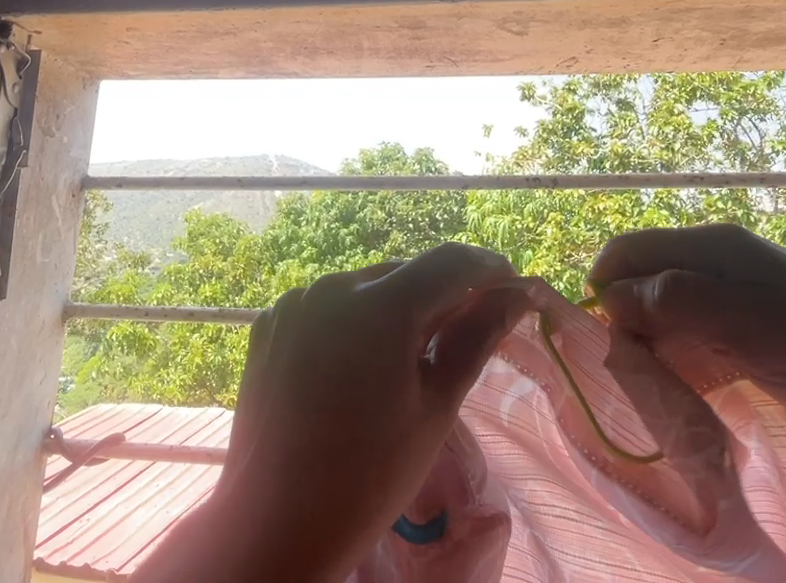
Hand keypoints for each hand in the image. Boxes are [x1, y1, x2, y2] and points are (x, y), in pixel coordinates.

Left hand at [138, 243, 527, 582]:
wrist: (273, 523)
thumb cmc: (369, 475)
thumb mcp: (435, 408)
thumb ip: (476, 338)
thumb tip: (516, 295)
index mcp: (379, 306)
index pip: (449, 263)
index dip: (487, 269)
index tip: (510, 287)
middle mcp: (332, 287)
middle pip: (405, 273)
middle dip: (441, 296)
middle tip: (462, 339)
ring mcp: (294, 302)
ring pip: (365, 288)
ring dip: (394, 309)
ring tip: (404, 364)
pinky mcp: (269, 322)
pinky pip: (326, 307)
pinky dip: (352, 322)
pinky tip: (355, 369)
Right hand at [589, 223, 785, 463]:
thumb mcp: (750, 325)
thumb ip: (675, 302)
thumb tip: (608, 298)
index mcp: (713, 246)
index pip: (627, 251)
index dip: (606, 290)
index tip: (610, 343)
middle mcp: (715, 265)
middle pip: (641, 282)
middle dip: (626, 322)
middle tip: (637, 373)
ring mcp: (731, 300)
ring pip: (660, 314)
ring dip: (650, 347)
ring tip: (660, 388)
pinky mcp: (744, 335)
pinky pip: (688, 340)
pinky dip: (676, 362)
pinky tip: (688, 391)